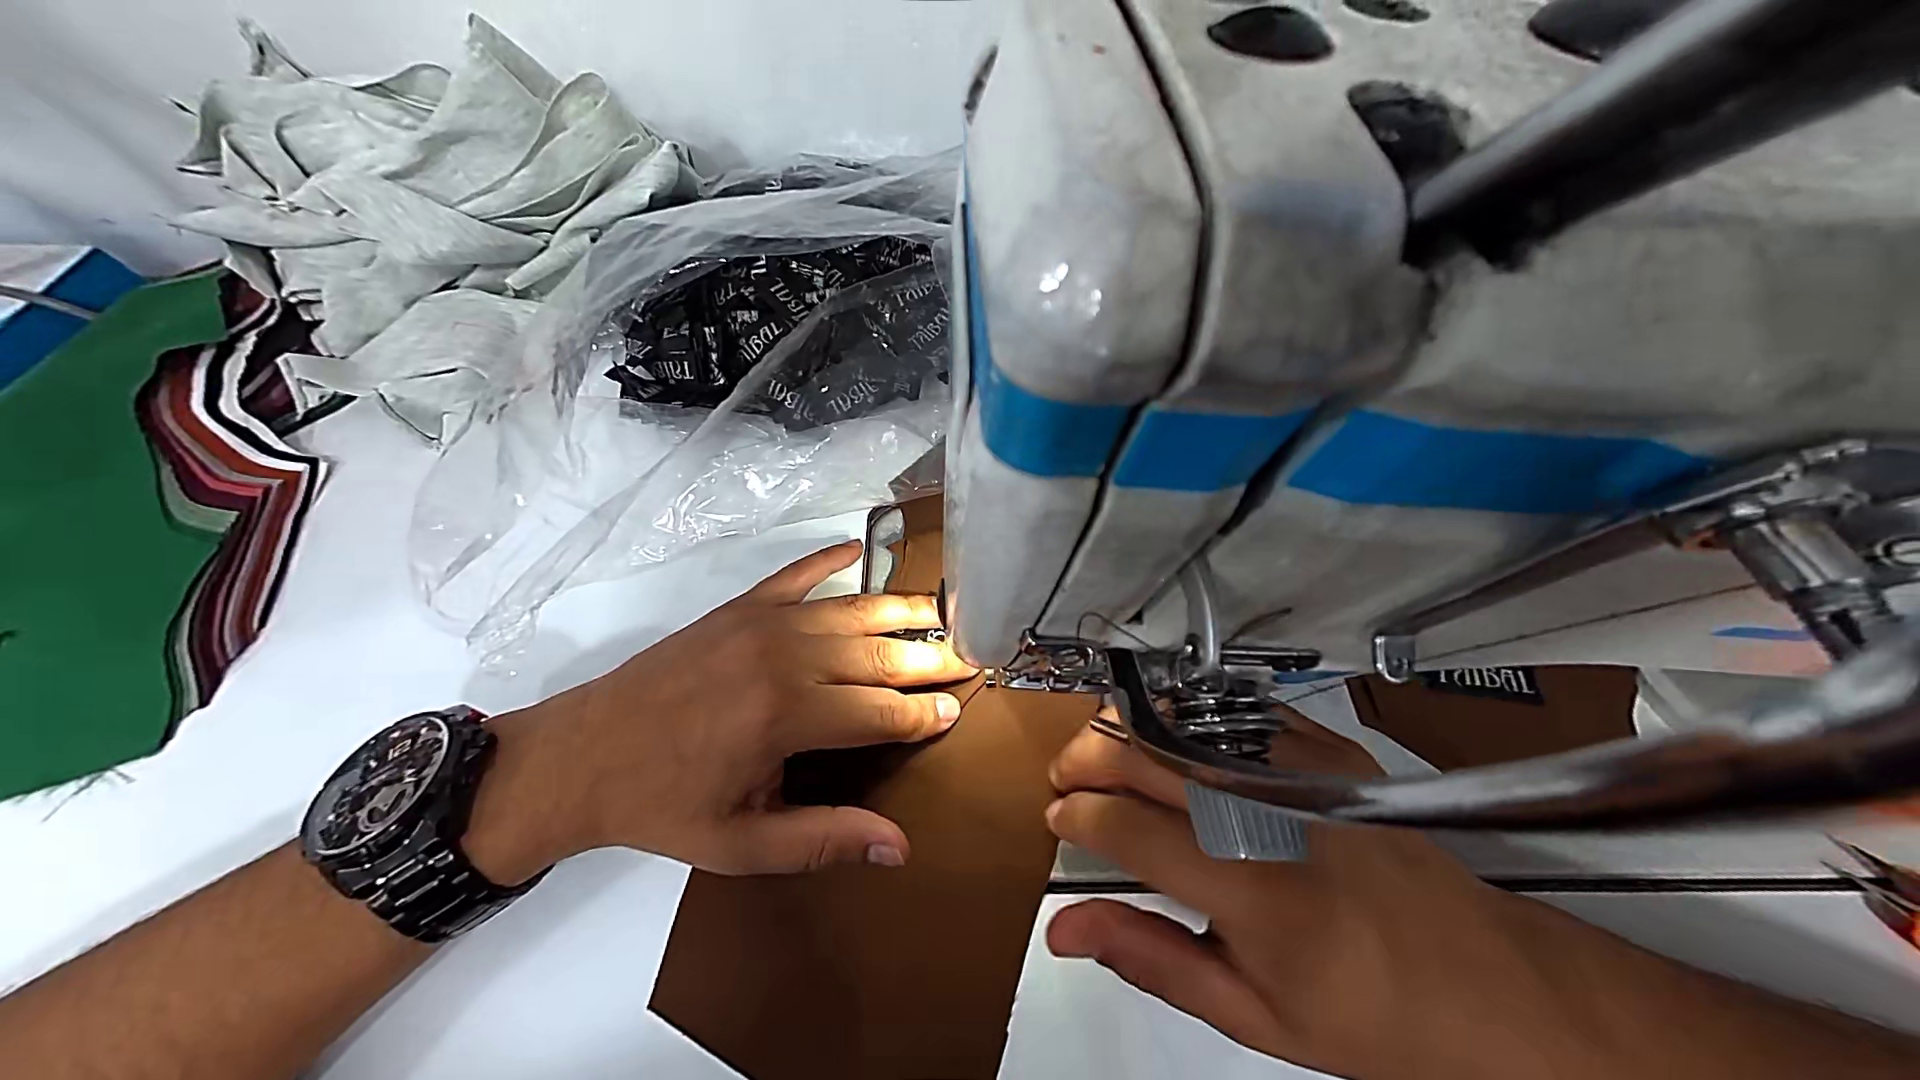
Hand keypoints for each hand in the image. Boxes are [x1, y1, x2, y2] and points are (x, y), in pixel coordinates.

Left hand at [470, 542, 975, 880]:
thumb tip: (899, 847)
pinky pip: (795, 575)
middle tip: (966, 656)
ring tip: (939, 611)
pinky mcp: (738, 607)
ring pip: (850, 611)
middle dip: (927, 658)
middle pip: (876, 653)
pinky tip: (858, 549)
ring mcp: (760, 623)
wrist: (581, 755)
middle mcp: (783, 658)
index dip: (922, 714)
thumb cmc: (664, 805)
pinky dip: (829, 560)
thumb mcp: (740, 844)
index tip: (954, 711)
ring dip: (899, 609)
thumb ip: (823, 840)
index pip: (880, 711)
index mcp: (786, 718)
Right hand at [1042, 711, 1919, 1079]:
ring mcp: (1304, 769)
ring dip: (1126, 730)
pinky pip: (1233, 711)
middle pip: (1143, 752)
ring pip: (1181, 717)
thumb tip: (1063, 926)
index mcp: (1250, 892)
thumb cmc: (1369, 1020)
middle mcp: (1270, 814)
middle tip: (1066, 782)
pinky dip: (1186, 719)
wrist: (1497, 988)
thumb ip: (1148, 957)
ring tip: (1107, 760)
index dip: (1074, 817)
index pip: (1126, 826)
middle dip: (1083, 758)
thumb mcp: (1252, 1016)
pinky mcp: (1330, 749)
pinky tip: (1174, 745)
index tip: (1056, 822)